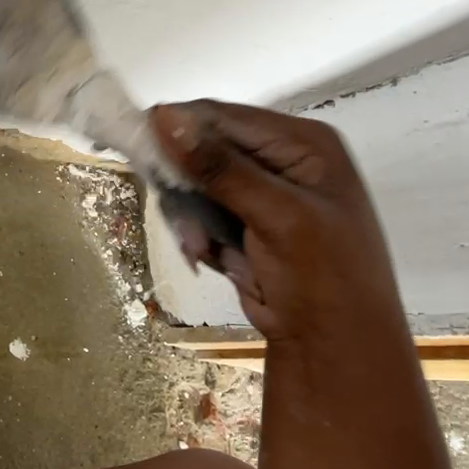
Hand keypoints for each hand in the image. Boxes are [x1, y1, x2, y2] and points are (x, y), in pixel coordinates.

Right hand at [149, 100, 407, 347]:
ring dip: (189, 215)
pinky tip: (211, 256)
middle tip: (179, 217)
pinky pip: (197, 209)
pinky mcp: (244, 219)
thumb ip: (219, 166)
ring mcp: (261, 190)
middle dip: (185, 184)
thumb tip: (163, 116)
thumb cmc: (325, 279)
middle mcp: (281, 157)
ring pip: (193, 181)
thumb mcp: (277, 217)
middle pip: (202, 147)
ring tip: (201, 247)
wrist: (336, 352)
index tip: (131, 142)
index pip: (221, 117)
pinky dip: (196, 232)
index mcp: (303, 143)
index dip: (175, 127)